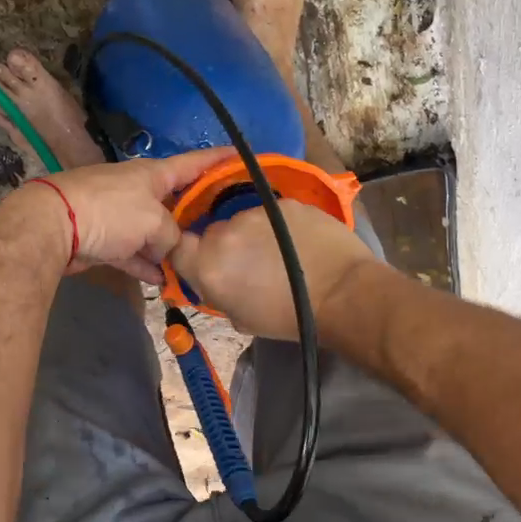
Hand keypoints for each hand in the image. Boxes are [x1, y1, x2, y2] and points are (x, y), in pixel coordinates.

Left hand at [4, 147, 234, 285]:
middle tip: (225, 228)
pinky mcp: (104, 240)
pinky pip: (133, 253)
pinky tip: (164, 281)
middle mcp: (139, 190)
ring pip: (155, 232)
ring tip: (195, 264)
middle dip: (198, 214)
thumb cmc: (110, 211)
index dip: (219, 160)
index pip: (195, 163)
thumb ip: (173, 236)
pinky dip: (147, 265)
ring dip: (171, 248)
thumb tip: (170, 248)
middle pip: (176, 201)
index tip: (244, 157)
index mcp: (154, 174)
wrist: (55, 225)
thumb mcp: (154, 222)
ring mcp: (120, 215)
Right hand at [168, 200, 380, 339]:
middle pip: (213, 233)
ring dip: (255, 235)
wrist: (343, 294)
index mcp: (207, 266)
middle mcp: (225, 233)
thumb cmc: (288, 318)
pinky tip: (300, 242)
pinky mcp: (285, 202)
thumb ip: (218, 294)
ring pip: (244, 221)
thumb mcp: (241, 319)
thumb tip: (218, 281)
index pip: (177, 248)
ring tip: (282, 254)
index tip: (206, 264)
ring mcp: (256, 213)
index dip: (190, 254)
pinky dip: (281, 226)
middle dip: (227, 247)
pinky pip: (273, 213)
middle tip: (251, 265)